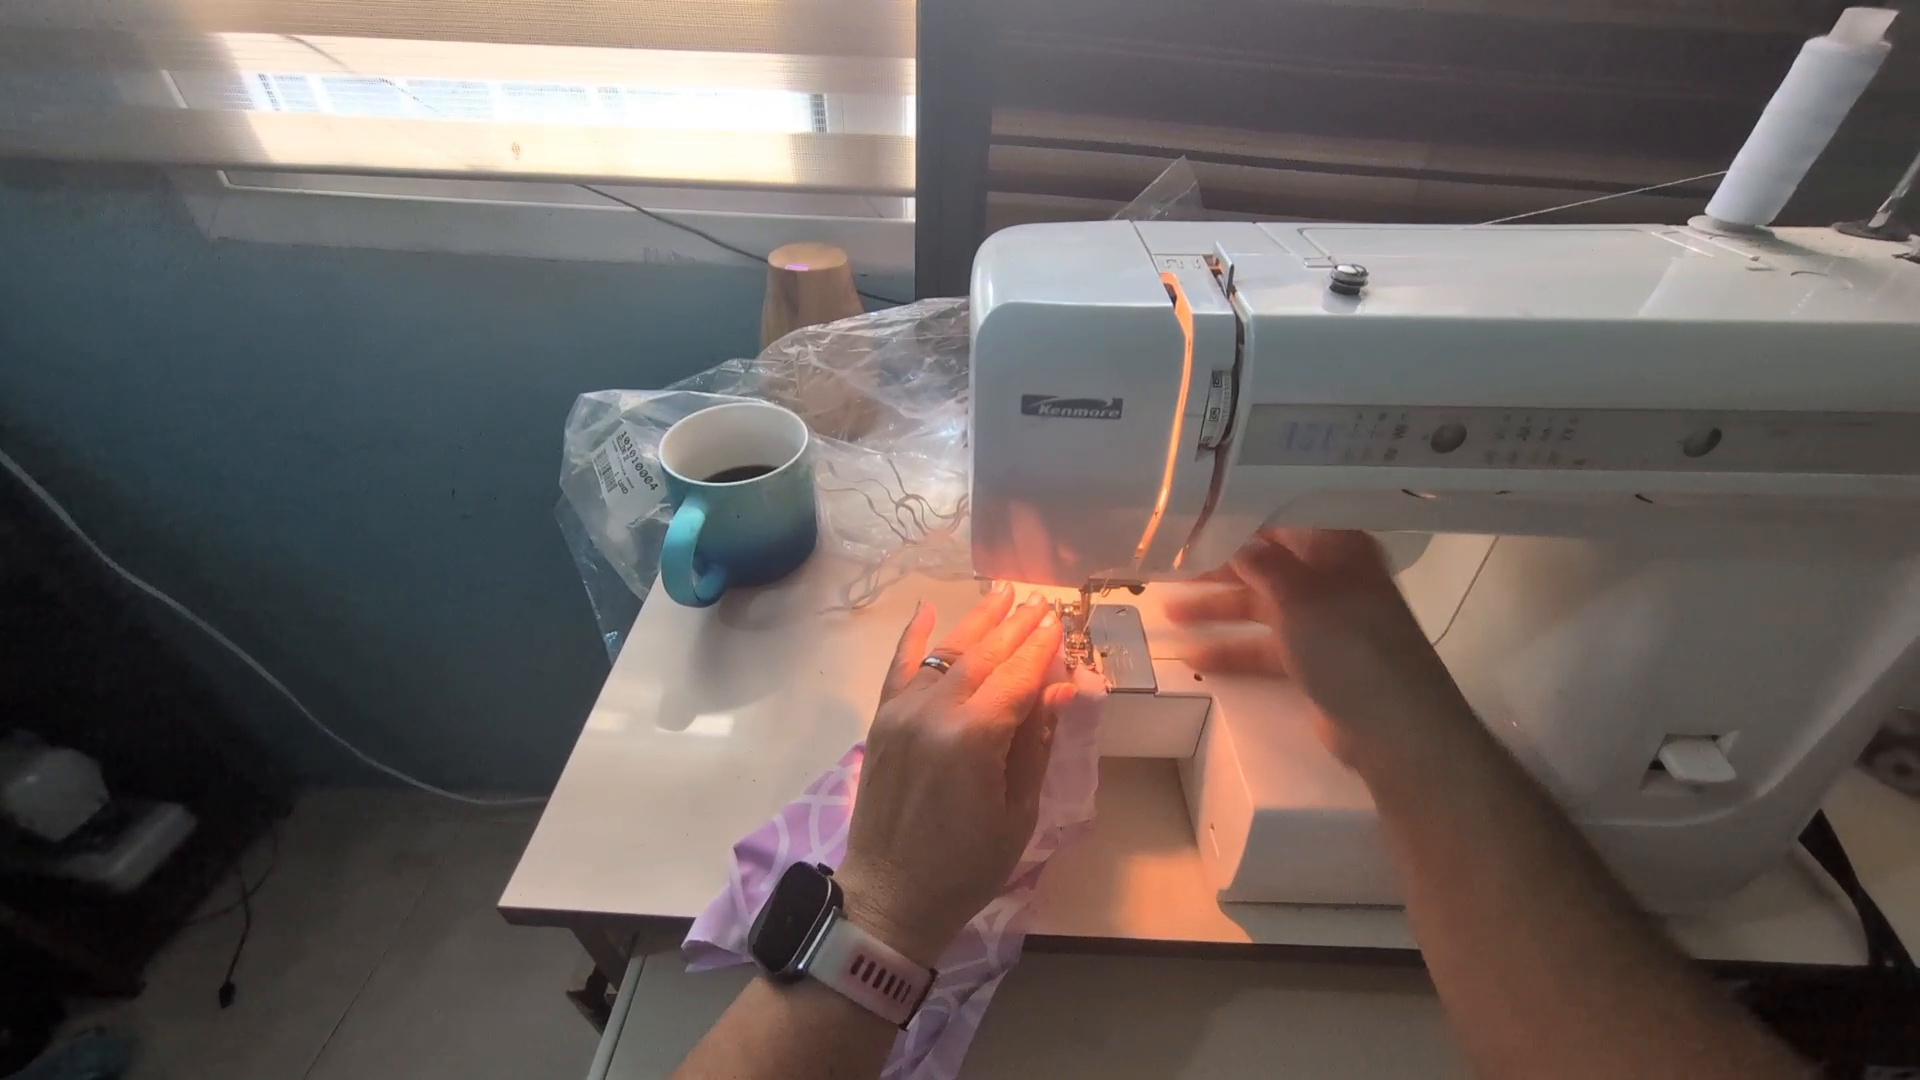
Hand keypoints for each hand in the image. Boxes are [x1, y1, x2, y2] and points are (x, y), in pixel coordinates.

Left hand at [837, 584, 1074, 965]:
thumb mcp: (1018, 810)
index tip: (1060, 620)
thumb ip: (1034, 741)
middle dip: (1015, 625)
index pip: (1018, 677)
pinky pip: (899, 667)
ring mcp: (902, 711)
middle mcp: (935, 711)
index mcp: (975, 738)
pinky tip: (928, 611)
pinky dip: (914, 638)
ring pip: (945, 653)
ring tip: (1001, 593)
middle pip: (983, 655)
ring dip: (976, 621)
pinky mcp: (881, 719)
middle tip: (1039, 600)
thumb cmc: (967, 865)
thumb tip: (1060, 687)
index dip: (1042, 648)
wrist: (890, 895)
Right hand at [1166, 528, 1474, 768]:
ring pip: (1259, 606)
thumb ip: (1261, 563)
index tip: (1195, 519)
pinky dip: (1232, 650)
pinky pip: (1263, 646)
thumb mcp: (1298, 597)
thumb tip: (1233, 538)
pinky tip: (1193, 656)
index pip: (1282, 522)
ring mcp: (1321, 621)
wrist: (1394, 727)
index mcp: (1337, 550)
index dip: (1240, 520)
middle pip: (1264, 565)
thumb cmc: (1349, 645)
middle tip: (1169, 568)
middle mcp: (1329, 579)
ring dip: (1216, 609)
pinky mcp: (1312, 659)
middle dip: (1217, 569)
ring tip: (1167, 612)